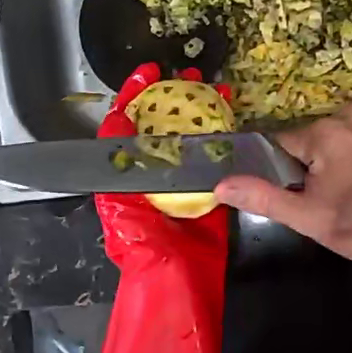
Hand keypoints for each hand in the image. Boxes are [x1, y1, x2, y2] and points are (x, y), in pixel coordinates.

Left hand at [94, 63, 233, 261]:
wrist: (177, 280)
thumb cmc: (142, 246)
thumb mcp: (120, 204)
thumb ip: (118, 165)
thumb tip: (117, 119)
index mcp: (128, 172)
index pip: (128, 124)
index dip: (136, 95)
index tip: (149, 71)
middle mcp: (156, 170)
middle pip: (164, 122)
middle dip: (176, 94)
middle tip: (191, 72)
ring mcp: (185, 177)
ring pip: (193, 133)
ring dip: (203, 107)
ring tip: (216, 85)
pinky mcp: (213, 187)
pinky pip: (219, 155)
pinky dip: (227, 133)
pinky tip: (234, 115)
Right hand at [214, 103, 351, 265]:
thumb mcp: (309, 218)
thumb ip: (263, 196)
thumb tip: (221, 184)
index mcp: (324, 132)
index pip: (285, 143)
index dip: (292, 170)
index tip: (308, 190)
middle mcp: (351, 111)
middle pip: (315, 135)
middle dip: (318, 160)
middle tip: (337, 192)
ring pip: (341, 129)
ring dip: (342, 150)